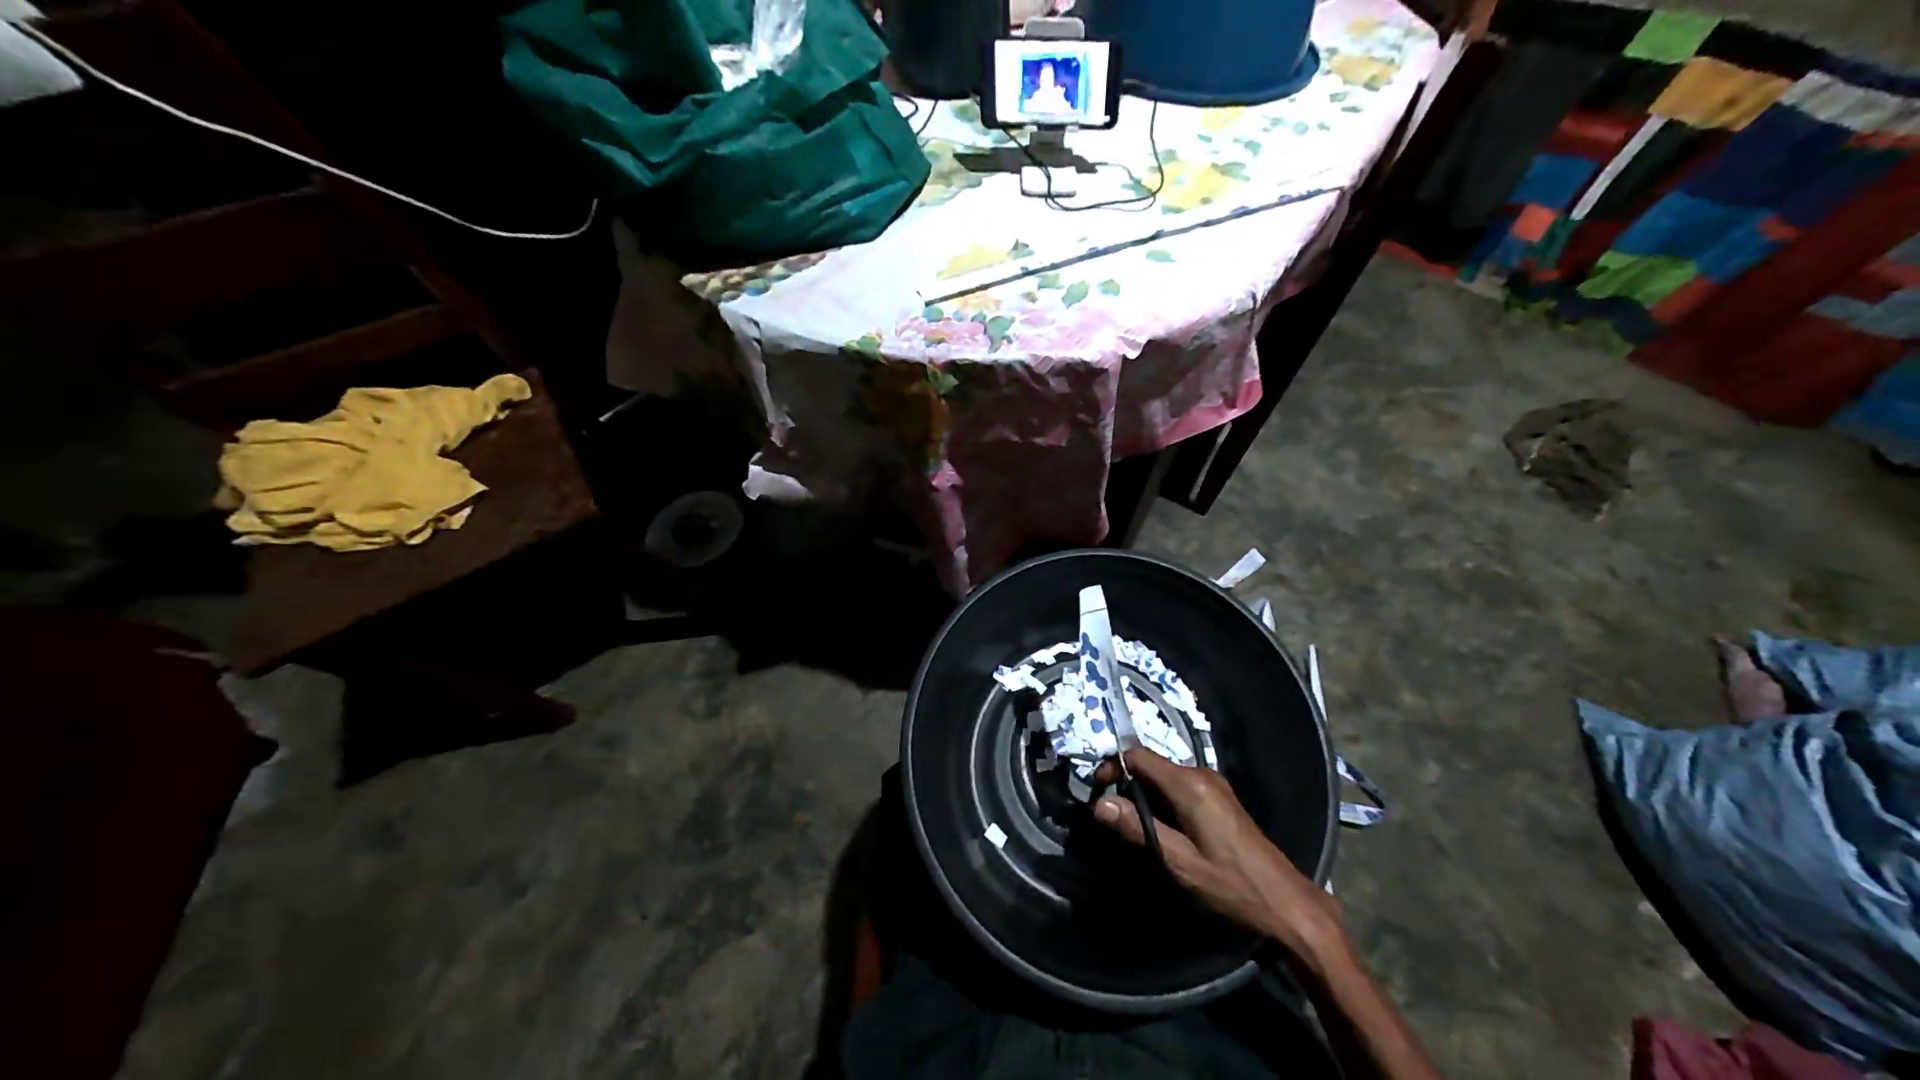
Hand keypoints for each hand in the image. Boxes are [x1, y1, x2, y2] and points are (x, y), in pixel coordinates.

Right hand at [1095, 747, 1346, 966]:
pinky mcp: (1220, 799)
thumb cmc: (1232, 884)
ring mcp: (1214, 785)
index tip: (1098, 792)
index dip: (1112, 766)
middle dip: (1126, 783)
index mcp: (1190, 785)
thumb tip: (1100, 804)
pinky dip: (1163, 801)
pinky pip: (1180, 787)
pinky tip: (1162, 829)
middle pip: (1151, 765)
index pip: (1138, 755)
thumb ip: (1138, 829)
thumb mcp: (1180, 861)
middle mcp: (1201, 775)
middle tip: (1112, 815)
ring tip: (1133, 826)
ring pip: (1164, 777)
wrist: (1286, 902)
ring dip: (1144, 794)